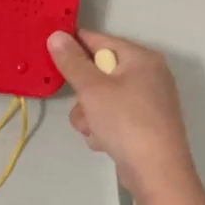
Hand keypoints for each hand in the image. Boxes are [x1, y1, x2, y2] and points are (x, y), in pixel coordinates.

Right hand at [47, 28, 195, 194]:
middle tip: (82, 105)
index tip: (49, 56)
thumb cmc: (126, 121)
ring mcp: (146, 101)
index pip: (99, 40)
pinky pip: (111, 117)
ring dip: (89, 115)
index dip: (73, 46)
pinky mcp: (142, 124)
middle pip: (98, 73)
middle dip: (83, 94)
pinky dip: (102, 128)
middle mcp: (147, 75)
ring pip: (100, 99)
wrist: (156, 169)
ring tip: (94, 129)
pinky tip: (105, 141)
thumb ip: (72, 62)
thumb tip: (56, 35)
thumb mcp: (92, 89)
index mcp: (141, 58)